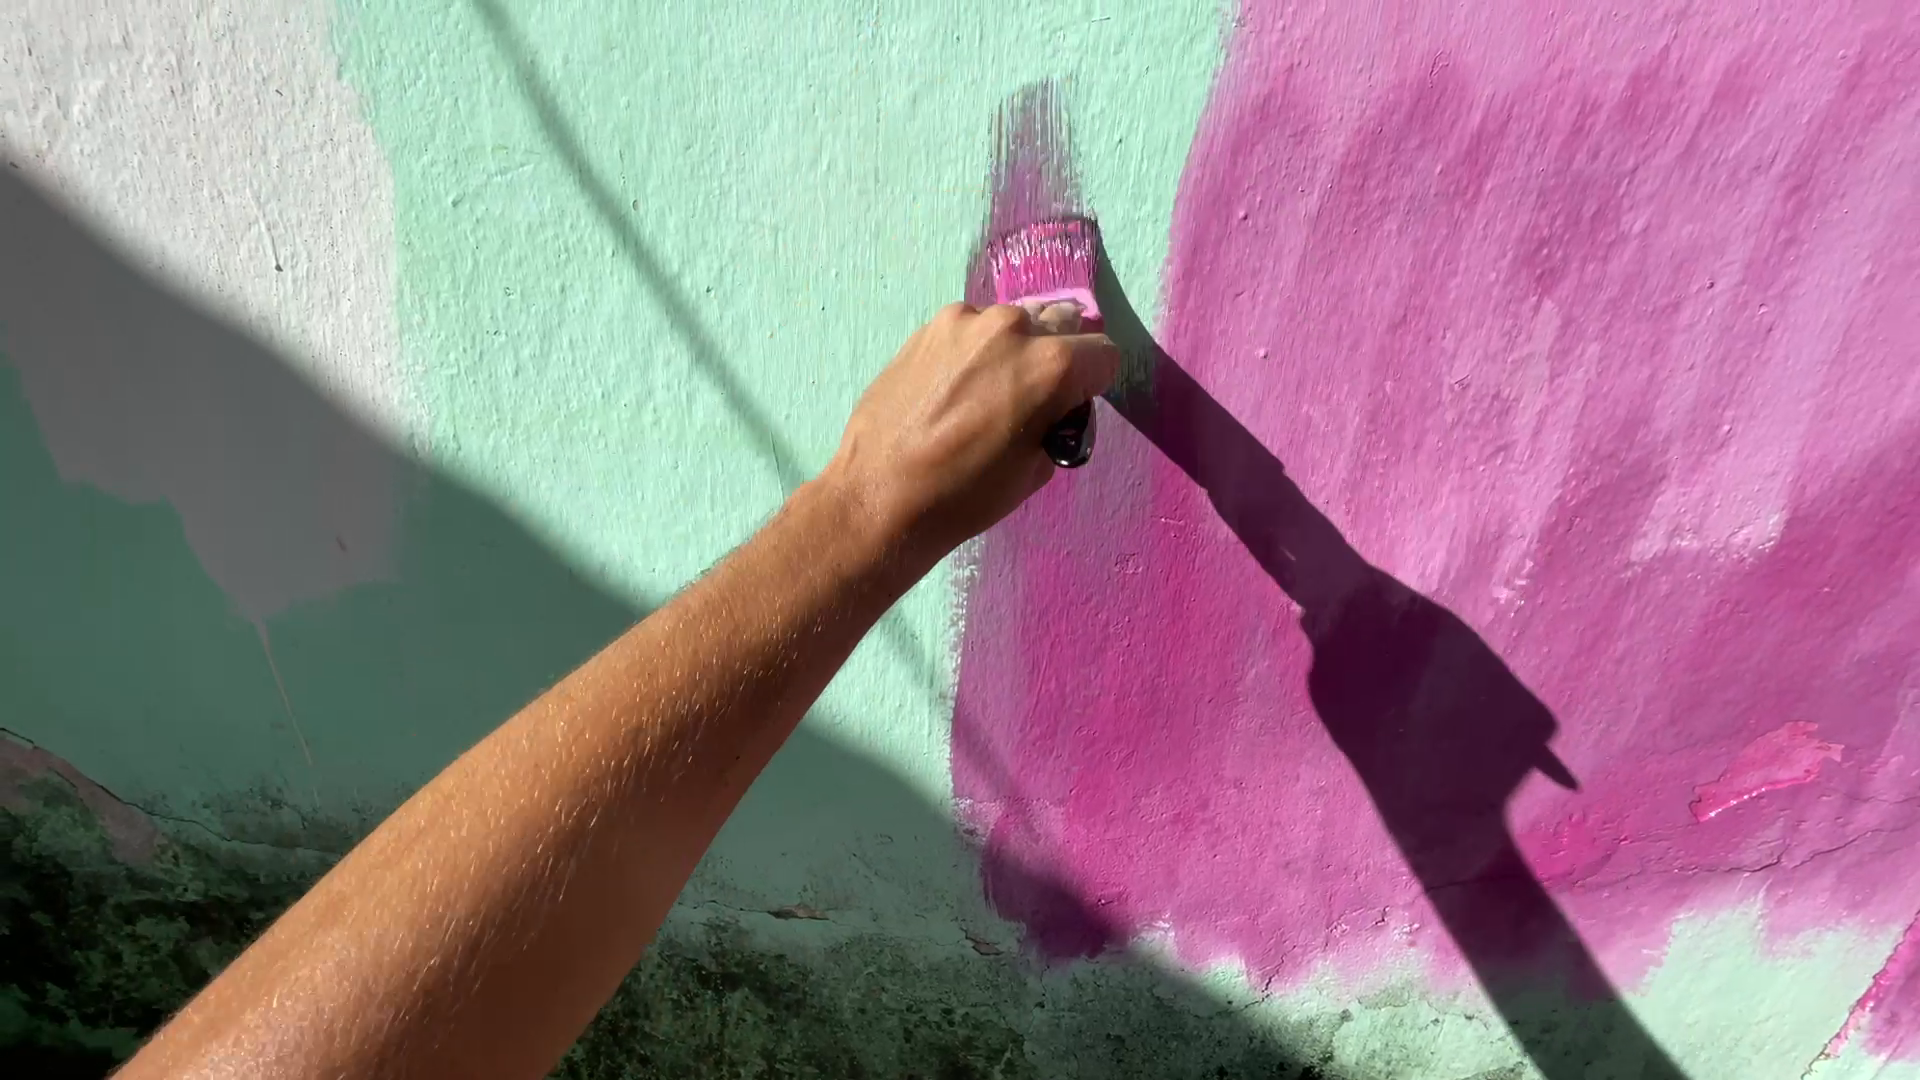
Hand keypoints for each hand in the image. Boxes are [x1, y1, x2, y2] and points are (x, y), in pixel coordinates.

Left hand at [821, 302, 1119, 569]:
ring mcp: (965, 321)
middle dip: (1057, 358)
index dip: (1093, 385)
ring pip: (1012, 323)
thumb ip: (1057, 421)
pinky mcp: (928, 326)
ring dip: (1012, 349)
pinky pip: (970, 330)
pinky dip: (972, 351)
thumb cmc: (966, 496)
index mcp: (1051, 365)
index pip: (1104, 354)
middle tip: (1029, 398)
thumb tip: (1052, 405)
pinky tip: (949, 388)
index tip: (1071, 407)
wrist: (881, 495)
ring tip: (982, 392)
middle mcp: (1013, 327)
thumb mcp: (1036, 469)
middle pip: (1061, 325)